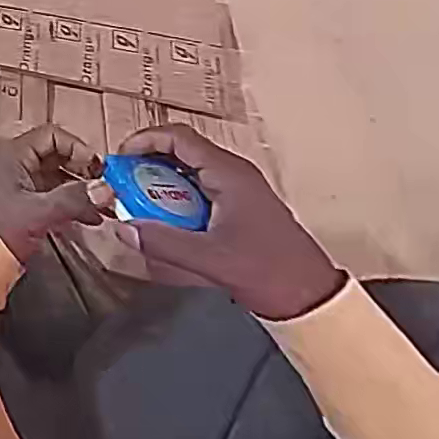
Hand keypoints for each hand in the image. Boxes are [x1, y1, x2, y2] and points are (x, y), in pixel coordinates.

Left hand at [0, 126, 106, 262]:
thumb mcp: (38, 210)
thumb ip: (72, 198)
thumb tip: (106, 189)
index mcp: (17, 154)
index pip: (52, 136)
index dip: (77, 147)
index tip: (98, 167)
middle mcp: (21, 164)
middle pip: (60, 155)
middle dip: (86, 170)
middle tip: (107, 187)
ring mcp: (25, 183)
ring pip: (61, 177)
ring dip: (85, 189)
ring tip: (107, 206)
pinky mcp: (30, 204)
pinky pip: (58, 196)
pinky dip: (77, 204)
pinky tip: (94, 218)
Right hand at [108, 125, 343, 320]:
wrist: (316, 302)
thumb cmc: (272, 274)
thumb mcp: (211, 259)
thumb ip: (163, 242)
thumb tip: (122, 227)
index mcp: (229, 173)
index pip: (177, 136)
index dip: (144, 140)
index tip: (122, 158)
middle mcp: (233, 172)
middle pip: (180, 147)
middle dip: (146, 159)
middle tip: (124, 178)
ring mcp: (238, 187)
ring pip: (188, 166)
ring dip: (159, 176)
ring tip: (138, 196)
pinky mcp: (239, 203)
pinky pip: (198, 183)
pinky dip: (175, 190)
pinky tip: (165, 213)